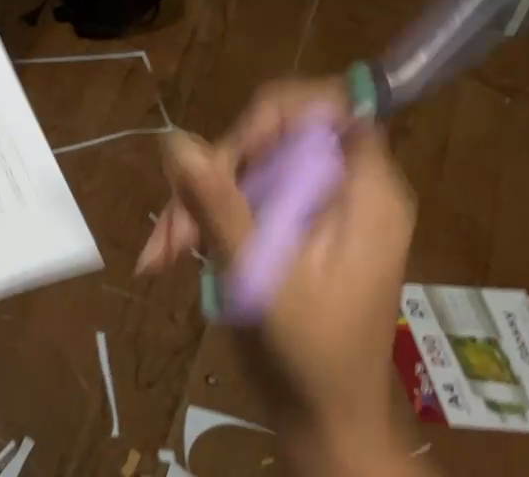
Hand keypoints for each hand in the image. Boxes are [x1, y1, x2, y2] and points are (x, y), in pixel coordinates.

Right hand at [136, 78, 417, 470]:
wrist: (322, 419)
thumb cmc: (308, 355)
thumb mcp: (259, 276)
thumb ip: (220, 205)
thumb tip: (175, 137)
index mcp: (364, 197)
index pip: (332, 109)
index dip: (277, 114)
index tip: (232, 150)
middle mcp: (341, 191)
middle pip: (270, 135)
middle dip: (215, 168)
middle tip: (179, 219)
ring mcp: (310, 208)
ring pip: (241, 165)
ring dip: (193, 199)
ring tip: (165, 248)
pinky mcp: (283, 225)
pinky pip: (233, 194)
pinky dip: (197, 218)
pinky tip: (169, 254)